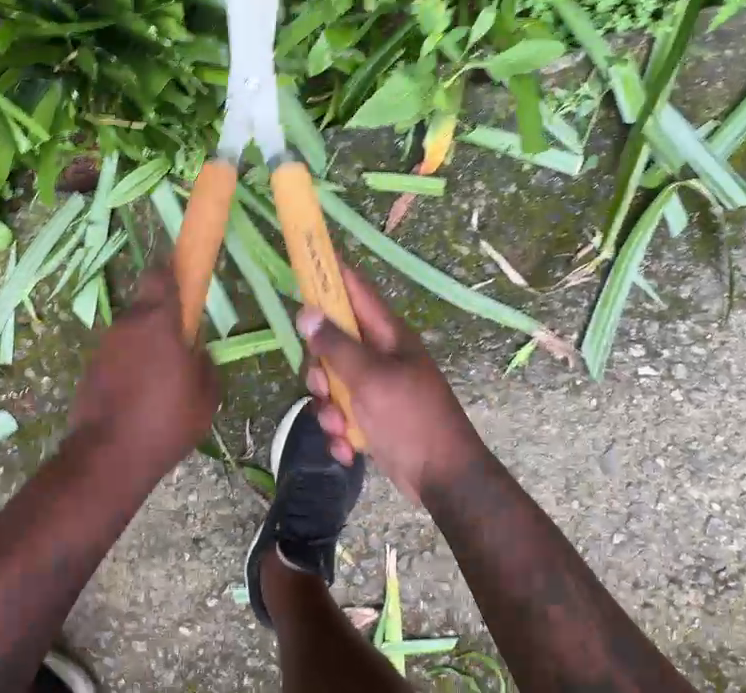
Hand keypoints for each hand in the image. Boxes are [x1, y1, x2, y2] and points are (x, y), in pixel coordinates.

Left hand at [68, 268, 219, 478]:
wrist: (109, 456)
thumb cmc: (166, 420)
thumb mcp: (207, 395)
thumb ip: (206, 363)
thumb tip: (197, 352)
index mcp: (158, 321)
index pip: (159, 274)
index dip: (171, 272)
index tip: (184, 281)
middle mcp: (128, 324)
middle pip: (145, 304)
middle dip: (161, 317)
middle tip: (179, 346)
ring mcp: (104, 345)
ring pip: (130, 331)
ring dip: (144, 344)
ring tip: (160, 379)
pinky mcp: (90, 368)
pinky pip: (117, 355)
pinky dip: (128, 365)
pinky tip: (139, 395)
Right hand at [297, 266, 484, 503]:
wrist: (444, 480)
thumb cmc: (412, 419)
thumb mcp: (370, 379)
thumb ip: (335, 345)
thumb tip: (306, 311)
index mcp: (387, 334)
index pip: (354, 290)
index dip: (329, 274)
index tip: (301, 265)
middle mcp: (380, 354)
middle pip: (331, 342)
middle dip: (319, 369)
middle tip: (322, 386)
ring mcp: (376, 386)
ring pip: (331, 382)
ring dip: (328, 408)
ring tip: (340, 428)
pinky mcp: (372, 416)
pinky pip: (341, 412)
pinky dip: (340, 431)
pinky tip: (348, 448)